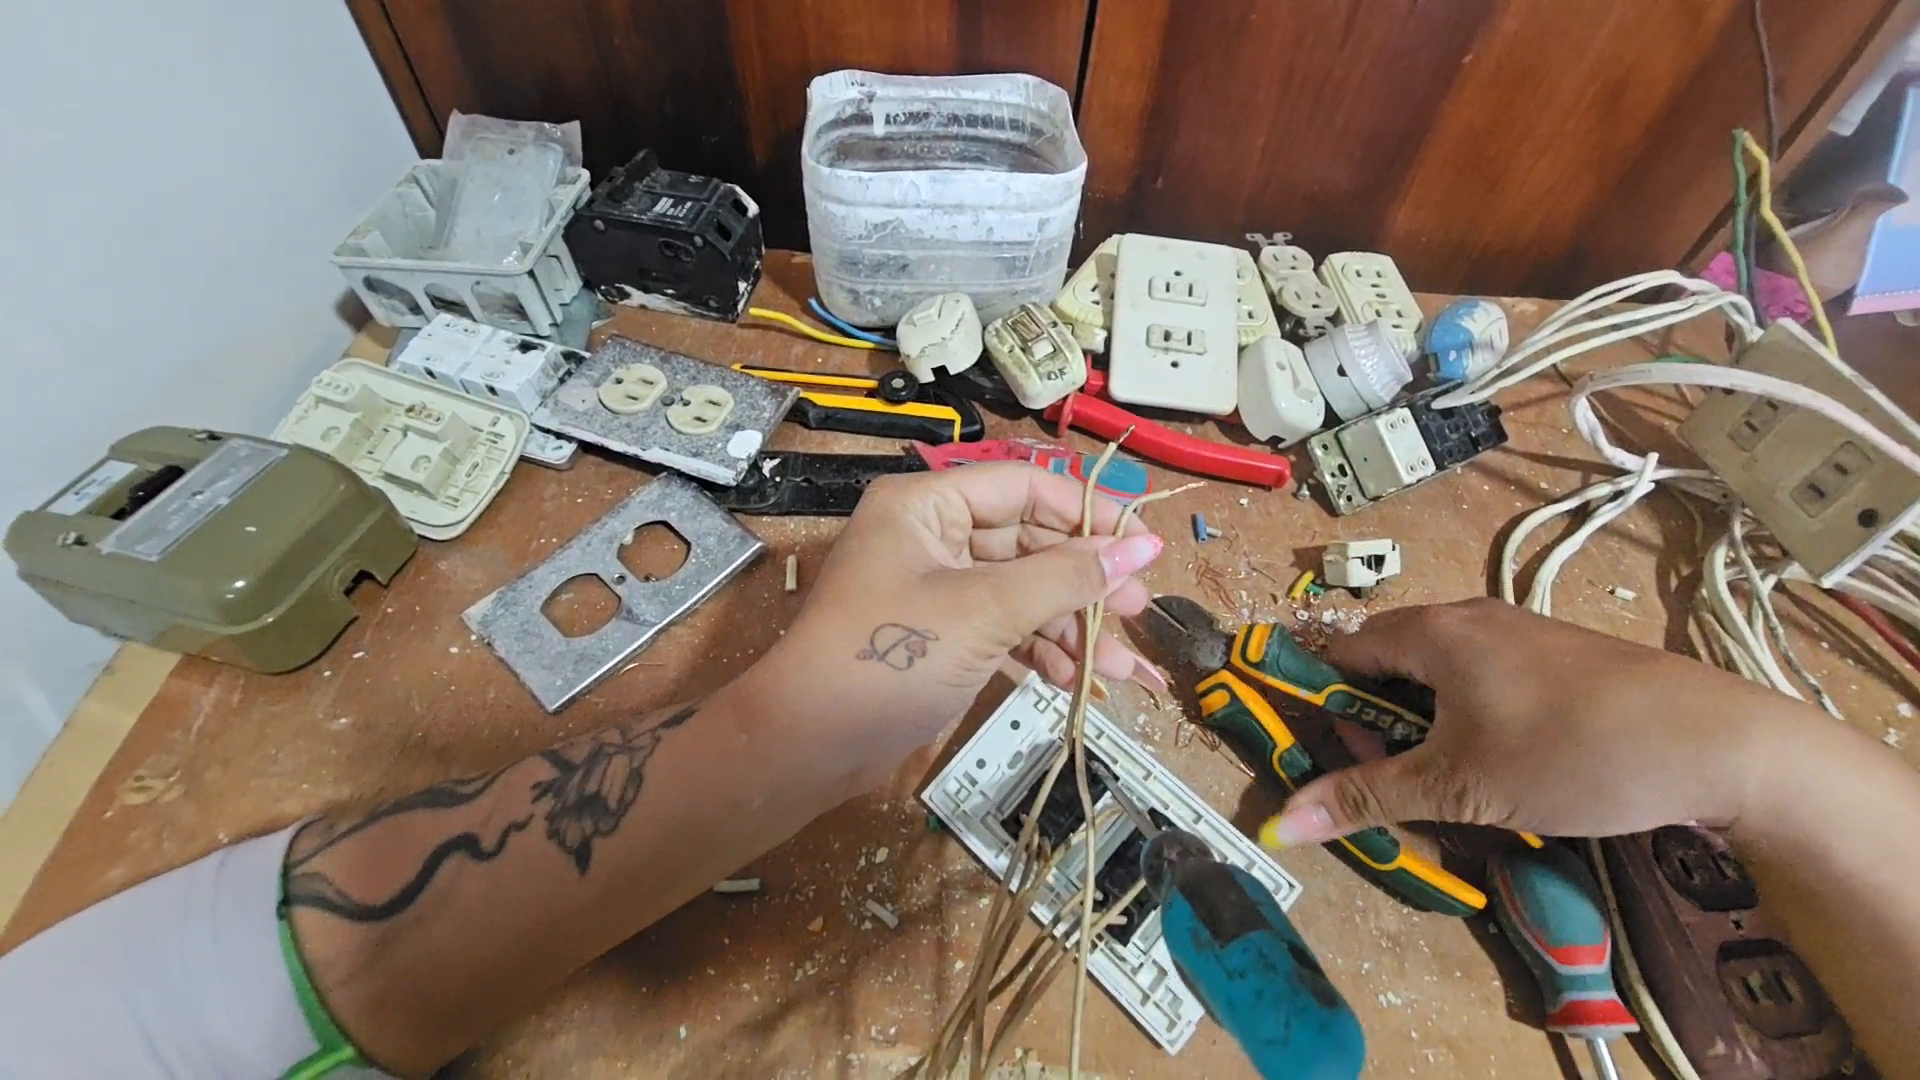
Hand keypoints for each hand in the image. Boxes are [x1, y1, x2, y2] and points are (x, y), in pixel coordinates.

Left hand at [737, 463, 1167, 786]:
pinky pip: (1007, 629)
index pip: (1024, 487)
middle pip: (1029, 543)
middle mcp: (934, 537)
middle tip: (1139, 608)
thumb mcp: (985, 610)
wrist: (812, 745)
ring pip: (1023, 592)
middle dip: (1085, 580)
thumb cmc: (890, 657)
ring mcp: (940, 589)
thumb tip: (1143, 548)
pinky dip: (1043, 652)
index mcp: (928, 505)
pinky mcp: (946, 636)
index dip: (1087, 513)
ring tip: (1125, 661)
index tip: (1143, 544)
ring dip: (1072, 626)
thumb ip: (1066, 577)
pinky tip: (1081, 679)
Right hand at [1263, 598, 1819, 845]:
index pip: (1339, 653)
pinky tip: (1508, 751)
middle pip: (1385, 658)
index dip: (1329, 704)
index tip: (1350, 752)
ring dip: (1424, 715)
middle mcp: (1465, 615)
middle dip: (1378, 715)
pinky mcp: (1555, 648)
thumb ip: (1364, 798)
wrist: (1733, 747)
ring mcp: (1515, 626)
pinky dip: (1468, 707)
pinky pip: (1480, 668)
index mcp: (1429, 632)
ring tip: (1458, 768)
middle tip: (1405, 770)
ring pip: (1435, 666)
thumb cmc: (1572, 755)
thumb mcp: (1457, 787)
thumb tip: (1282, 822)